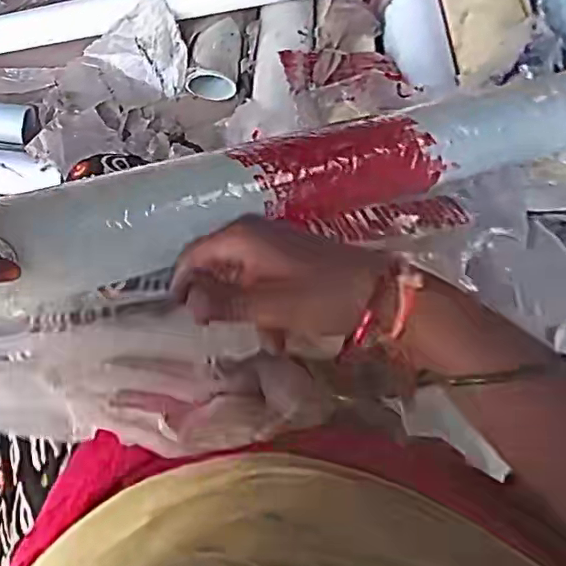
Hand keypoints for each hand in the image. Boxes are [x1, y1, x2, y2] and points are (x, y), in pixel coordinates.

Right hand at [171, 216, 395, 339]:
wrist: (388, 293)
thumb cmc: (325, 295)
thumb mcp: (271, 305)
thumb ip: (224, 303)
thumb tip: (187, 305)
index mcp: (239, 236)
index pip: (192, 255)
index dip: (180, 282)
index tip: (177, 311)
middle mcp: (250, 232)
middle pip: (211, 262)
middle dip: (209, 294)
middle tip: (207, 324)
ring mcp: (271, 242)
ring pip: (235, 272)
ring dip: (236, 303)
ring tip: (245, 334)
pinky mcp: (289, 256)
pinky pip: (258, 276)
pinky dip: (258, 301)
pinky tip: (273, 332)